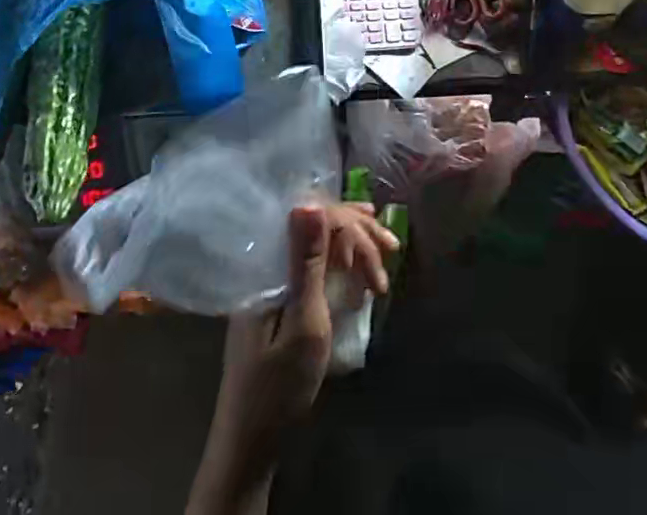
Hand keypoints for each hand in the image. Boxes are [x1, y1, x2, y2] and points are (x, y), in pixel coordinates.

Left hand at [211, 205, 397, 443]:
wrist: (251, 443)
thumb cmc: (278, 386)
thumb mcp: (303, 323)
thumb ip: (307, 263)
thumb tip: (308, 203)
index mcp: (264, 265)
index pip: (309, 217)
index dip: (350, 225)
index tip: (384, 250)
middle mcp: (265, 266)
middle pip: (314, 227)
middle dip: (357, 233)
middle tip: (394, 248)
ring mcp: (272, 284)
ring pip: (316, 247)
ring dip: (353, 247)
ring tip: (387, 254)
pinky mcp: (280, 302)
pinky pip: (313, 268)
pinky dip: (341, 265)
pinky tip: (361, 269)